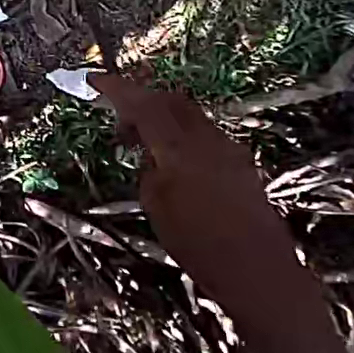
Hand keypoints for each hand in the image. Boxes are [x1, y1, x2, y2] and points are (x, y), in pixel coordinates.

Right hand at [88, 72, 304, 295]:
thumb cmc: (199, 245)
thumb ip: (150, 171)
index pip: (144, 104)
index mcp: (180, 148)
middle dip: (141, 101)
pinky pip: (204, 136)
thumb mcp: (157, 207)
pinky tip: (173, 164)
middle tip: (119, 122)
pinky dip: (181, 138)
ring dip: (162, 120)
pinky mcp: (241, 165)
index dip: (117, 89)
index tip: (94, 79)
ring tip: (142, 147)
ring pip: (189, 117)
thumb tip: (151, 156)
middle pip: (171, 101)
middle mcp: (207, 139)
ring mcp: (229, 150)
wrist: (260, 273)